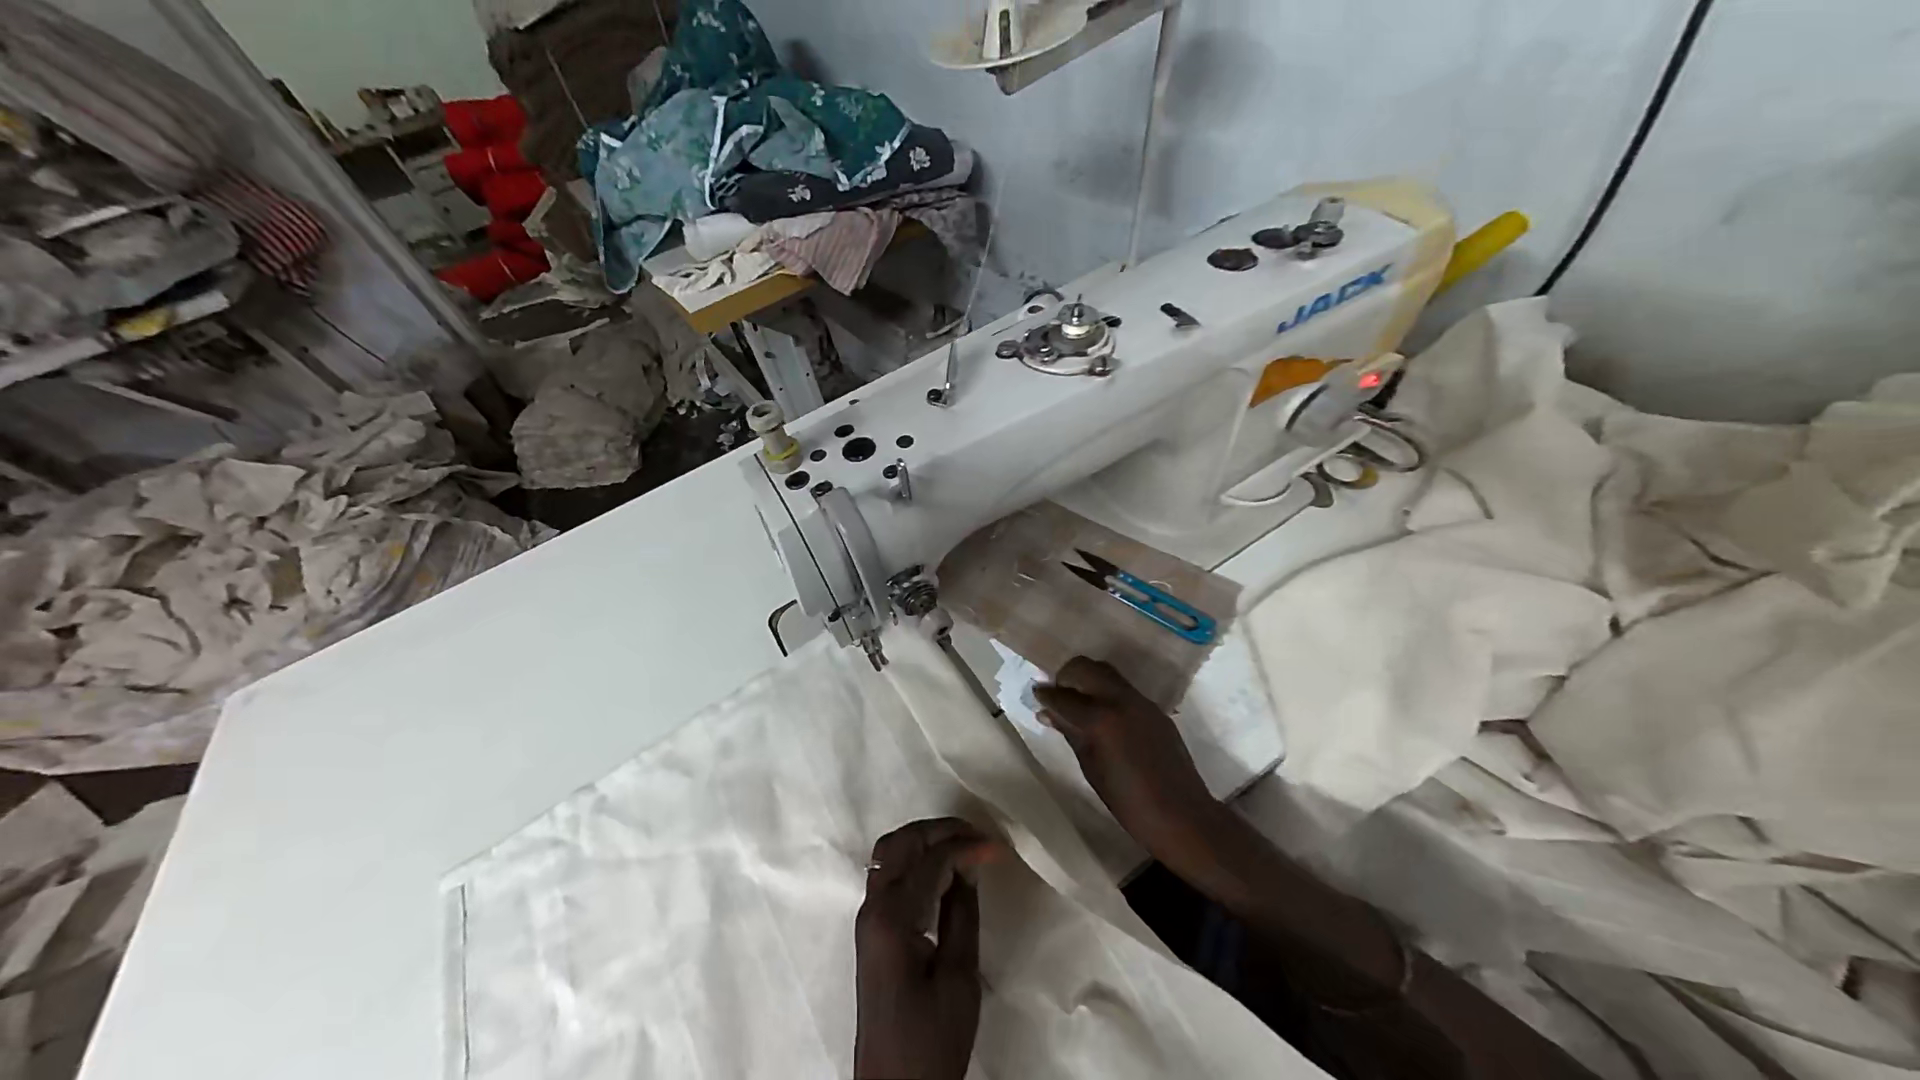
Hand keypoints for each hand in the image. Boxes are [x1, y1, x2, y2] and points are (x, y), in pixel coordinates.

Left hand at [854, 818, 992, 1079]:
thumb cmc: (931, 1039)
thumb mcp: (960, 978)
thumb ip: (962, 914)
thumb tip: (968, 867)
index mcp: (892, 919)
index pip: (930, 861)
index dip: (965, 846)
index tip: (996, 847)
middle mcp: (873, 909)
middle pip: (900, 844)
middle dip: (939, 831)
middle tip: (977, 836)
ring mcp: (868, 918)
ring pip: (890, 854)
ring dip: (925, 840)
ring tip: (964, 846)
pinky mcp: (873, 930)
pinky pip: (890, 875)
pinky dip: (916, 860)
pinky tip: (943, 869)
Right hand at [1033, 657, 1226, 862]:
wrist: (1180, 814)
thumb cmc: (1127, 801)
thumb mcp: (1090, 767)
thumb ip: (1069, 733)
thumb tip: (1048, 713)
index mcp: (1100, 717)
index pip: (1063, 696)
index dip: (1045, 695)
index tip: (1036, 694)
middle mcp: (1120, 699)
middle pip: (1086, 668)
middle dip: (1067, 677)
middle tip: (1058, 697)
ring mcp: (1141, 701)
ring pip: (1106, 673)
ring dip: (1088, 681)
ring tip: (1079, 705)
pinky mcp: (1154, 709)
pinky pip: (1124, 690)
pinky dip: (1106, 693)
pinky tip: (1103, 717)